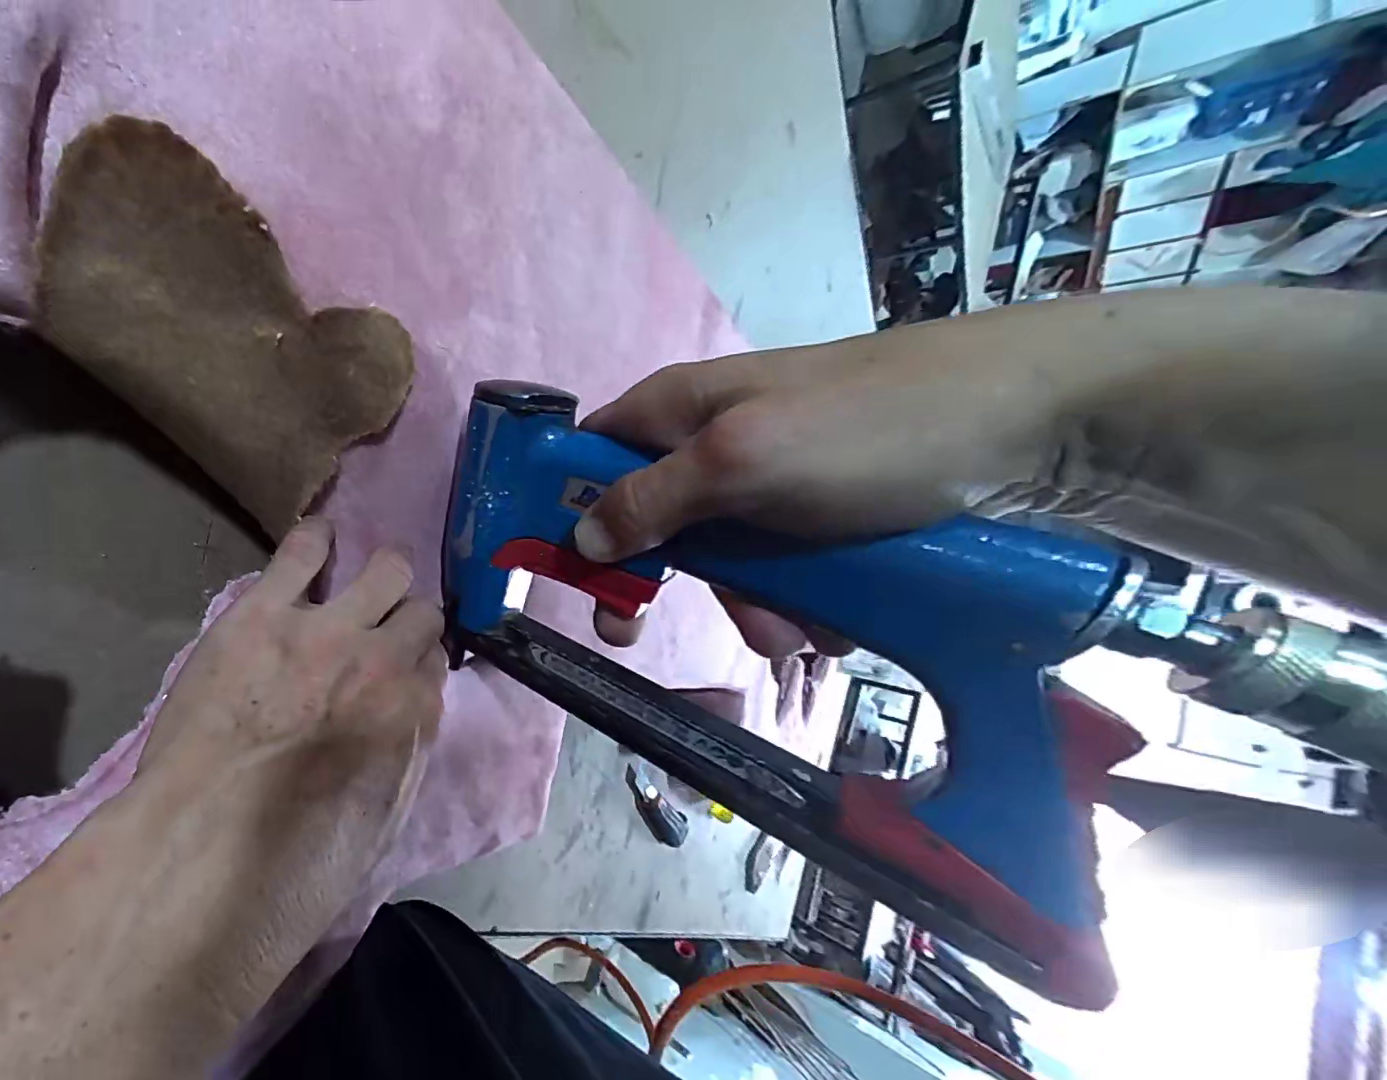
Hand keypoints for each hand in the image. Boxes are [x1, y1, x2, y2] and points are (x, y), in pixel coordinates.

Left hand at [134, 518, 446, 1010]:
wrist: (199, 849)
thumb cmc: (292, 861)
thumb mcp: (379, 820)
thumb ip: (406, 751)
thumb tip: (410, 710)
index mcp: (414, 716)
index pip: (437, 660)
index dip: (417, 658)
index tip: (399, 662)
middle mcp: (386, 661)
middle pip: (422, 609)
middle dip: (406, 616)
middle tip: (378, 625)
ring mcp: (327, 630)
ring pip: (387, 568)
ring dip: (380, 574)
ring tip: (357, 580)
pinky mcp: (266, 612)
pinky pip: (304, 551)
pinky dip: (315, 540)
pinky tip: (317, 540)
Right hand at [571, 330, 1060, 655]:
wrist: (1033, 422)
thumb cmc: (865, 432)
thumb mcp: (741, 464)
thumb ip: (651, 499)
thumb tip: (581, 535)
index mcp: (670, 411)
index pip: (586, 456)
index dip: (566, 508)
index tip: (566, 567)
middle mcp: (704, 441)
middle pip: (642, 518)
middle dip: (655, 577)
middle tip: (634, 629)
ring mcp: (760, 477)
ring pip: (713, 555)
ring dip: (740, 602)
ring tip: (790, 629)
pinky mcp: (808, 510)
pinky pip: (771, 566)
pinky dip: (789, 600)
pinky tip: (826, 618)